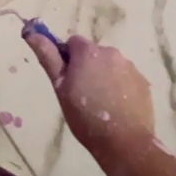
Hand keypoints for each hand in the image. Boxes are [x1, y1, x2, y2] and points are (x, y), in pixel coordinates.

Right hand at [24, 31, 155, 154]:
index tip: (67, 80)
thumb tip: (31, 33)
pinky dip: (119, 86)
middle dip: (86, 67)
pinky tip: (116, 107)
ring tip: (100, 103)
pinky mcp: (143, 82)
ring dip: (103, 76)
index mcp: (88, 52)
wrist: (124, 142)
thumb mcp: (60, 88)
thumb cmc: (85, 116)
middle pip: (93, 54)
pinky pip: (125, 77)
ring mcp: (130, 67)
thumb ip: (48, 57)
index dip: (67, 59)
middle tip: (82, 95)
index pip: (72, 43)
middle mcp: (111, 52)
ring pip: (110, 65)